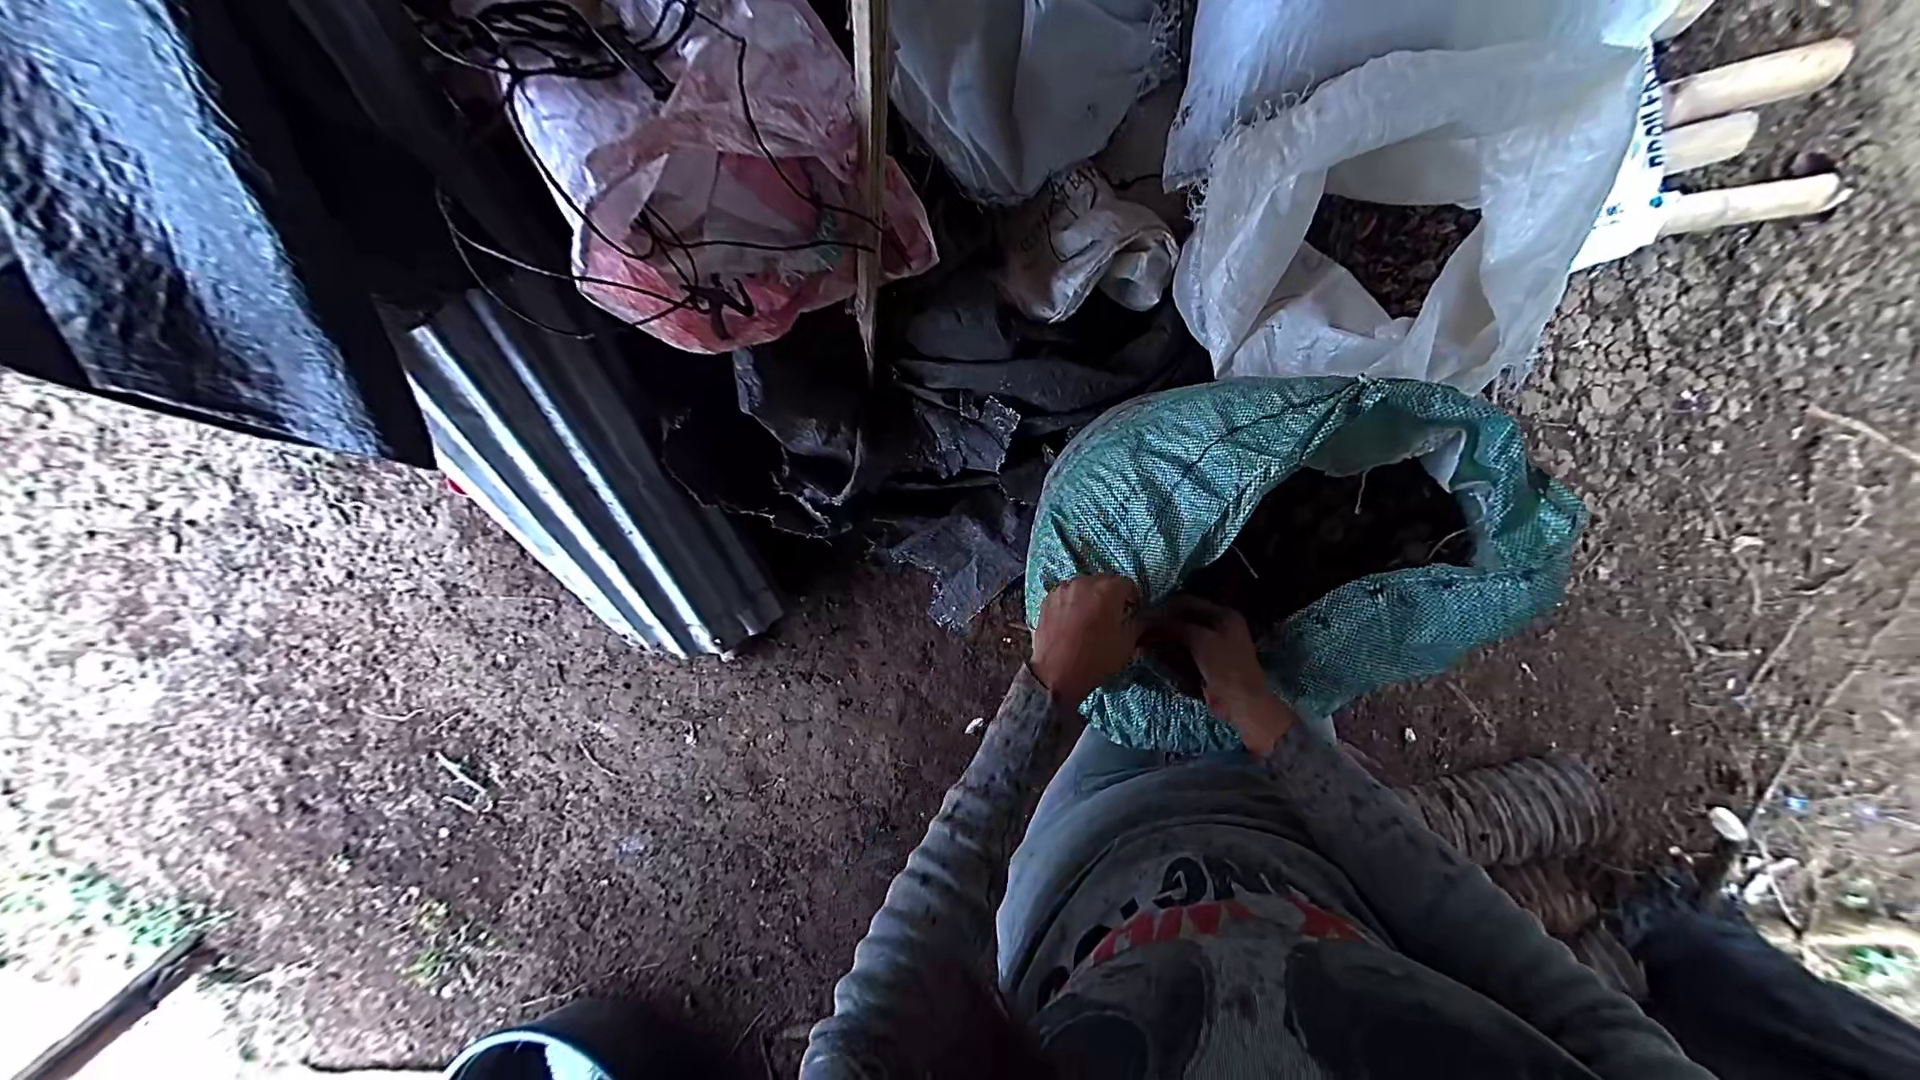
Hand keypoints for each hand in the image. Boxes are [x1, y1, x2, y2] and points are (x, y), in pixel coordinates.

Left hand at [1030, 576, 1144, 707]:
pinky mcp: (1047, 599)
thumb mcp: (1126, 643)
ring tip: (1090, 617)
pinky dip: (1072, 602)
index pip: (1126, 583)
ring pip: (1082, 586)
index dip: (1132, 597)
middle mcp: (1084, 583)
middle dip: (1111, 594)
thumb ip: (1139, 623)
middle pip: (1103, 581)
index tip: (1131, 611)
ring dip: (1090, 596)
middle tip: (1112, 614)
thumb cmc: (1096, 659)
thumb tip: (1143, 616)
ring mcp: (1063, 590)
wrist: (1057, 673)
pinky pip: (1066, 594)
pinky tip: (1072, 620)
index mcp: (1107, 590)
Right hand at [1146, 595, 1296, 756]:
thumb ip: (1176, 625)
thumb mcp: (1199, 639)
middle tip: (1142, 628)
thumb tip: (1152, 618)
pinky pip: (1185, 648)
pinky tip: (1156, 651)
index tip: (1145, 614)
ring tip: (1145, 640)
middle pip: (1185, 617)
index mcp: (1224, 614)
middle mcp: (1220, 625)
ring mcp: (1214, 643)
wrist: (1241, 702)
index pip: (1188, 602)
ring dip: (1164, 636)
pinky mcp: (1208, 659)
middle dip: (1163, 622)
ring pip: (1183, 633)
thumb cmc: (1224, 666)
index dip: (1166, 607)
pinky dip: (1171, 648)